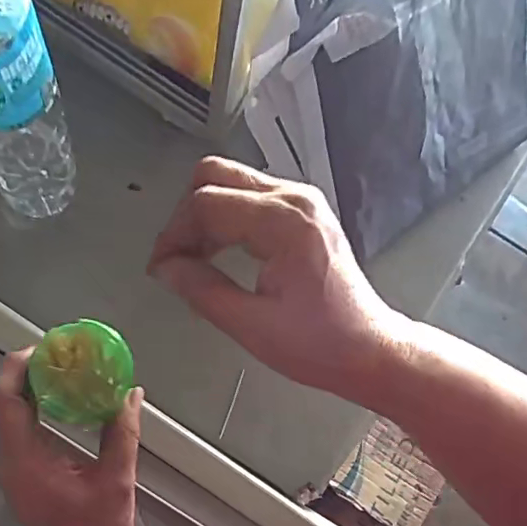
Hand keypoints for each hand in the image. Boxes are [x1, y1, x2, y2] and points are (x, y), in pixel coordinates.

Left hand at [0, 347, 143, 525]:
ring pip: (11, 418)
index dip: (19, 365)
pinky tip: (68, 408)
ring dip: (34, 392)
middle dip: (29, 374)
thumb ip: (122, 432)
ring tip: (68, 375)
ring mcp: (13, 473)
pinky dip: (39, 414)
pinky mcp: (23, 480)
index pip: (4, 398)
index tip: (48, 348)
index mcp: (24, 458)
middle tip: (63, 356)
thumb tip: (131, 393)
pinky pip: (22, 435)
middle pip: (4, 403)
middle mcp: (9, 462)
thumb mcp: (116, 480)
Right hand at [147, 157, 411, 401]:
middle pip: (215, 177)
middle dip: (184, 217)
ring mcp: (302, 203)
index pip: (207, 203)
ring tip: (191, 261)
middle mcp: (295, 200)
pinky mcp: (304, 214)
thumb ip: (202, 291)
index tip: (160, 267)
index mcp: (283, 223)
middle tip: (173, 259)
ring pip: (231, 183)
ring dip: (203, 218)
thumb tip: (167, 269)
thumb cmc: (320, 343)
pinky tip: (215, 253)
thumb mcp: (250, 325)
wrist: (366, 348)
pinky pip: (250, 199)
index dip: (173, 234)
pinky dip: (224, 220)